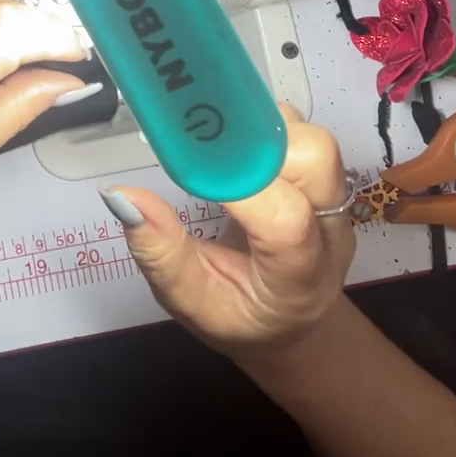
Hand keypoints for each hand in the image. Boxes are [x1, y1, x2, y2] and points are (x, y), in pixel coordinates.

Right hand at [104, 106, 354, 357]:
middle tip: (209, 147)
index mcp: (298, 276)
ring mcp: (335, 205)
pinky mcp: (326, 183)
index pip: (285, 219)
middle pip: (316, 164)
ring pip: (314, 143)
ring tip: (221, 147)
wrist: (289, 324)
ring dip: (262, 132)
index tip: (190, 168)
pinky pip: (304, 139)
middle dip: (256, 143)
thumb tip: (120, 196)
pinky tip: (235, 148)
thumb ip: (159, 253)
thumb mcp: (187, 302)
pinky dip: (266, 132)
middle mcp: (329, 234)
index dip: (239, 183)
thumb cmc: (237, 315)